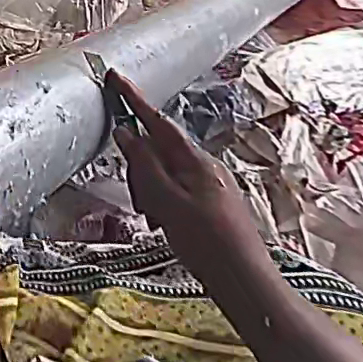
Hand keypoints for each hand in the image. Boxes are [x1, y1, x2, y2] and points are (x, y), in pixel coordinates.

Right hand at [108, 73, 267, 280]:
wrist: (247, 285)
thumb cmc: (205, 241)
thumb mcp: (165, 200)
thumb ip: (143, 163)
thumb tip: (125, 132)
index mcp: (195, 161)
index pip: (158, 121)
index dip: (134, 99)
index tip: (115, 76)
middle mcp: (204, 166)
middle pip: (158, 149)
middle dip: (140, 166)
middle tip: (139, 196)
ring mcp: (210, 184)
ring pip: (164, 171)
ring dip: (149, 188)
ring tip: (153, 216)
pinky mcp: (211, 202)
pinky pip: (175, 187)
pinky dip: (161, 199)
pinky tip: (163, 222)